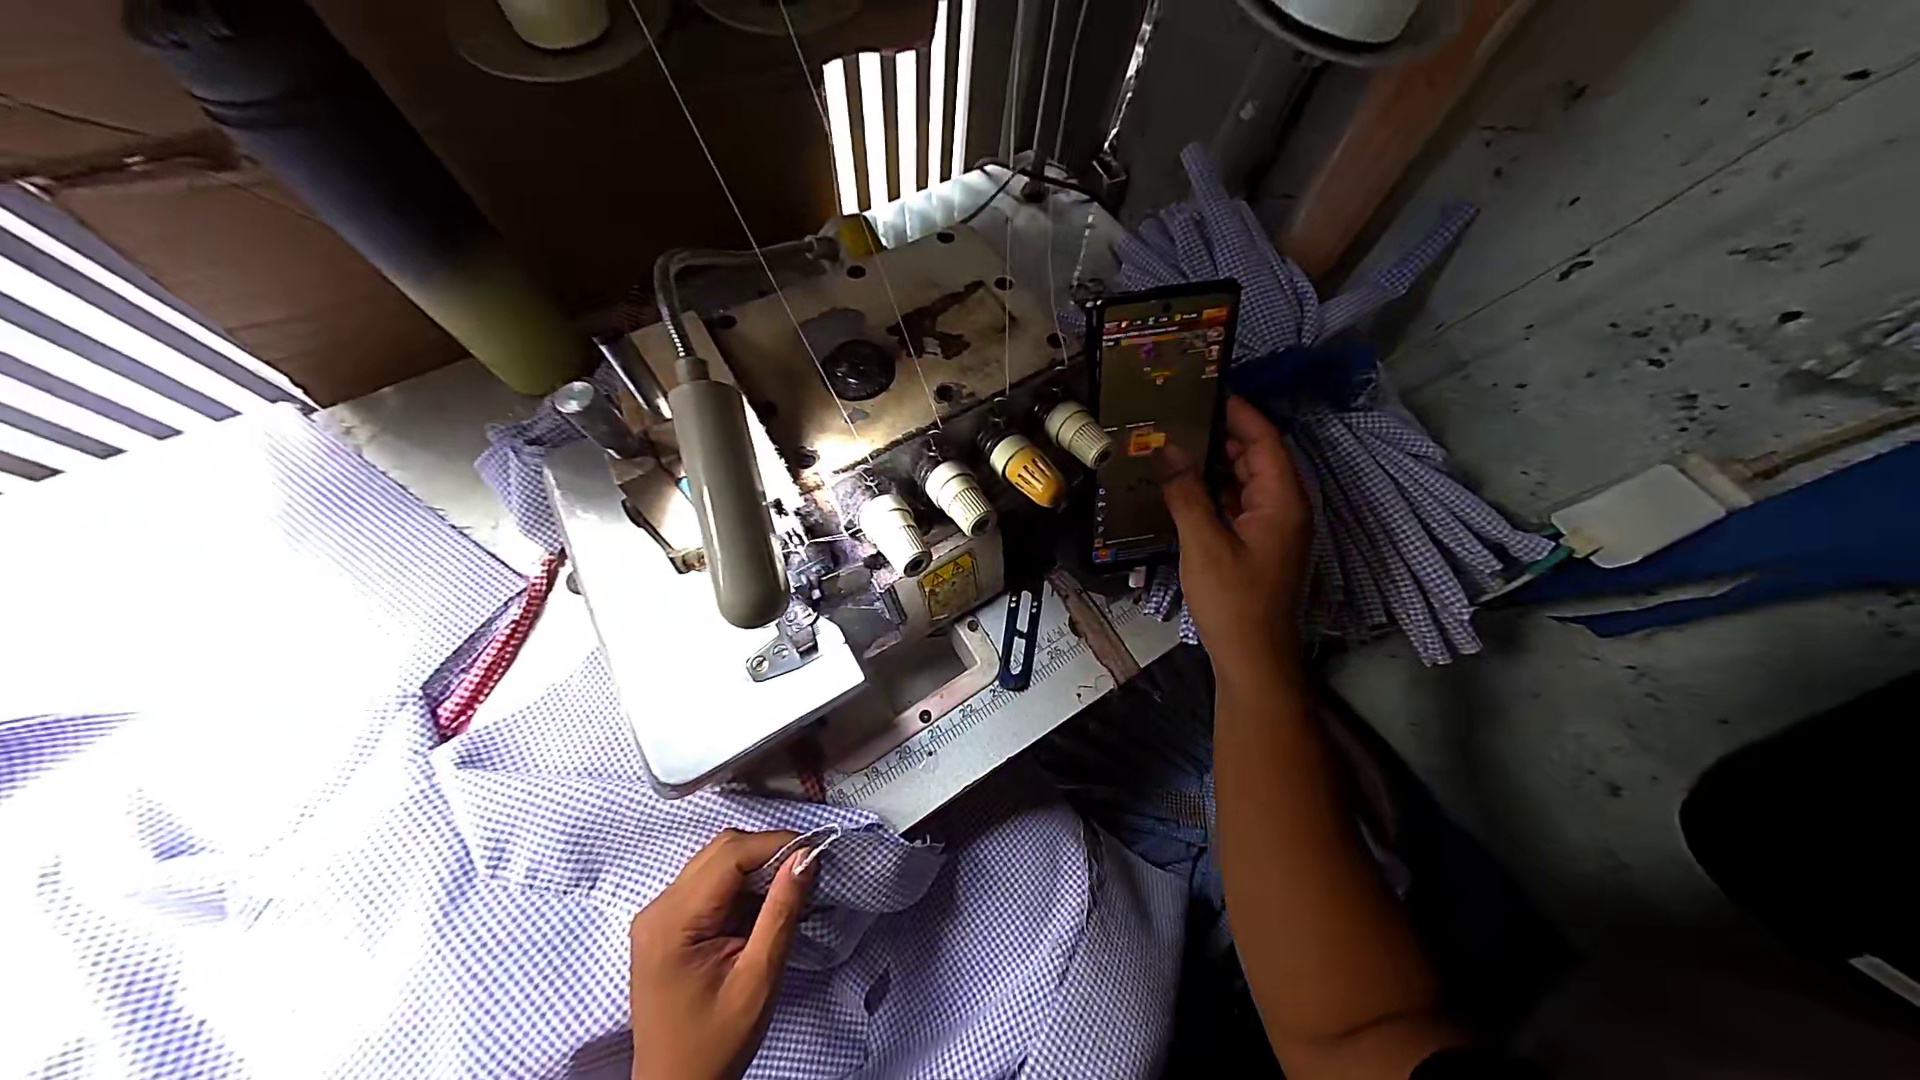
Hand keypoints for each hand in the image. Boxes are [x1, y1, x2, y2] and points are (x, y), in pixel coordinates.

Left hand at [630, 829, 819, 1079]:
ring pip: (716, 859)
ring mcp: (658, 914)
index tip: (814, 852)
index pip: (729, 855)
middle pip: (720, 850)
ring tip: (787, 887)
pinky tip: (762, 904)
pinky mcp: (666, 922)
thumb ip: (781, 912)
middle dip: (767, 851)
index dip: (775, 844)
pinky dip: (741, 882)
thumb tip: (806, 856)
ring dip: (756, 865)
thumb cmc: (716, 1043)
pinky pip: (709, 881)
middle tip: (805, 869)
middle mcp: (657, 908)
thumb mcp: (758, 979)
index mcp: (672, 922)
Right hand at [1159, 396, 1311, 673]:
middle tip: (1179, 418)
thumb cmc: (1233, 600)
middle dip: (1221, 436)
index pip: (1265, 440)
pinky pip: (1237, 505)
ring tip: (1174, 445)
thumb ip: (1185, 492)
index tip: (1207, 391)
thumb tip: (1165, 449)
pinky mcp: (1258, 545)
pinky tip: (1183, 486)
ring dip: (1214, 465)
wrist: (1253, 658)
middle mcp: (1284, 508)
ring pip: (1244, 483)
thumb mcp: (1204, 542)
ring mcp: (1273, 528)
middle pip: (1256, 458)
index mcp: (1282, 500)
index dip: (1239, 413)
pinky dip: (1213, 492)